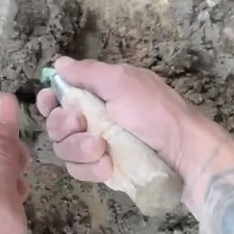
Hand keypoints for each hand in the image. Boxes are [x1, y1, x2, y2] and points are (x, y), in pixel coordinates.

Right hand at [34, 57, 233, 199]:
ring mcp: (96, 146)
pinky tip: (107, 166)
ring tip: (101, 149)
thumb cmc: (155, 112)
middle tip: (83, 124)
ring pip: (63, 149)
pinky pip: (79, 170)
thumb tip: (59, 63)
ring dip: (78, 148)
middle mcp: (92, 118)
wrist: (184, 155)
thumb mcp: (122, 82)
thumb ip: (88, 72)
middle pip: (55, 123)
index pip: (59, 95)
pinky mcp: (102, 170)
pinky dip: (90, 169)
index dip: (49, 100)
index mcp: (97, 92)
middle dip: (64, 125)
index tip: (51, 104)